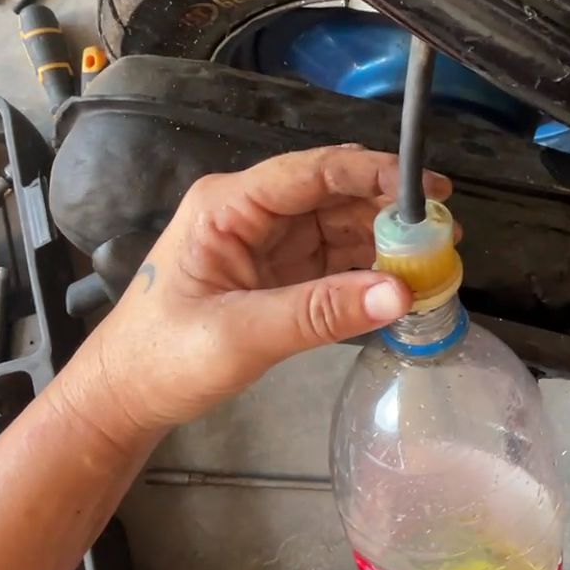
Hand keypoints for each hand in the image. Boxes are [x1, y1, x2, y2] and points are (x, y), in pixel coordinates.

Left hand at [58, 145, 449, 432]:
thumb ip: (320, 313)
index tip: (428, 187)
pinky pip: (335, 259)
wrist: (125, 396)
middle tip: (444, 231)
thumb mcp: (241, 335)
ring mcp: (269, 242)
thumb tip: (401, 293)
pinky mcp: (280, 272)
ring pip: (341, 225)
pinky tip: (401, 282)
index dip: (373, 173)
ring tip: (434, 259)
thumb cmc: (163, 358)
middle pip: (334, 194)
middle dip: (389, 208)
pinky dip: (369, 269)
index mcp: (229, 206)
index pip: (311, 172)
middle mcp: (252, 212)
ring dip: (385, 240)